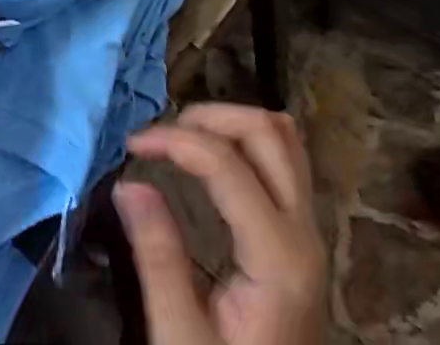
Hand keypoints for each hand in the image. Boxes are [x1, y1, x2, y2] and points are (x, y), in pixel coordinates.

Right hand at [114, 104, 325, 344]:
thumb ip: (158, 258)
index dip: (176, 139)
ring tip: (182, 137)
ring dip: (230, 123)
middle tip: (162, 134)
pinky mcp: (302, 233)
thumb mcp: (181, 333)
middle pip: (269, 133)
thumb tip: (129, 183)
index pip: (229, 164)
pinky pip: (286, 159)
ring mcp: (310, 231)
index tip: (132, 145)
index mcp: (279, 259)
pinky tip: (212, 154)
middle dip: (209, 117)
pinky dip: (246, 139)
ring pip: (284, 138)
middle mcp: (305, 233)